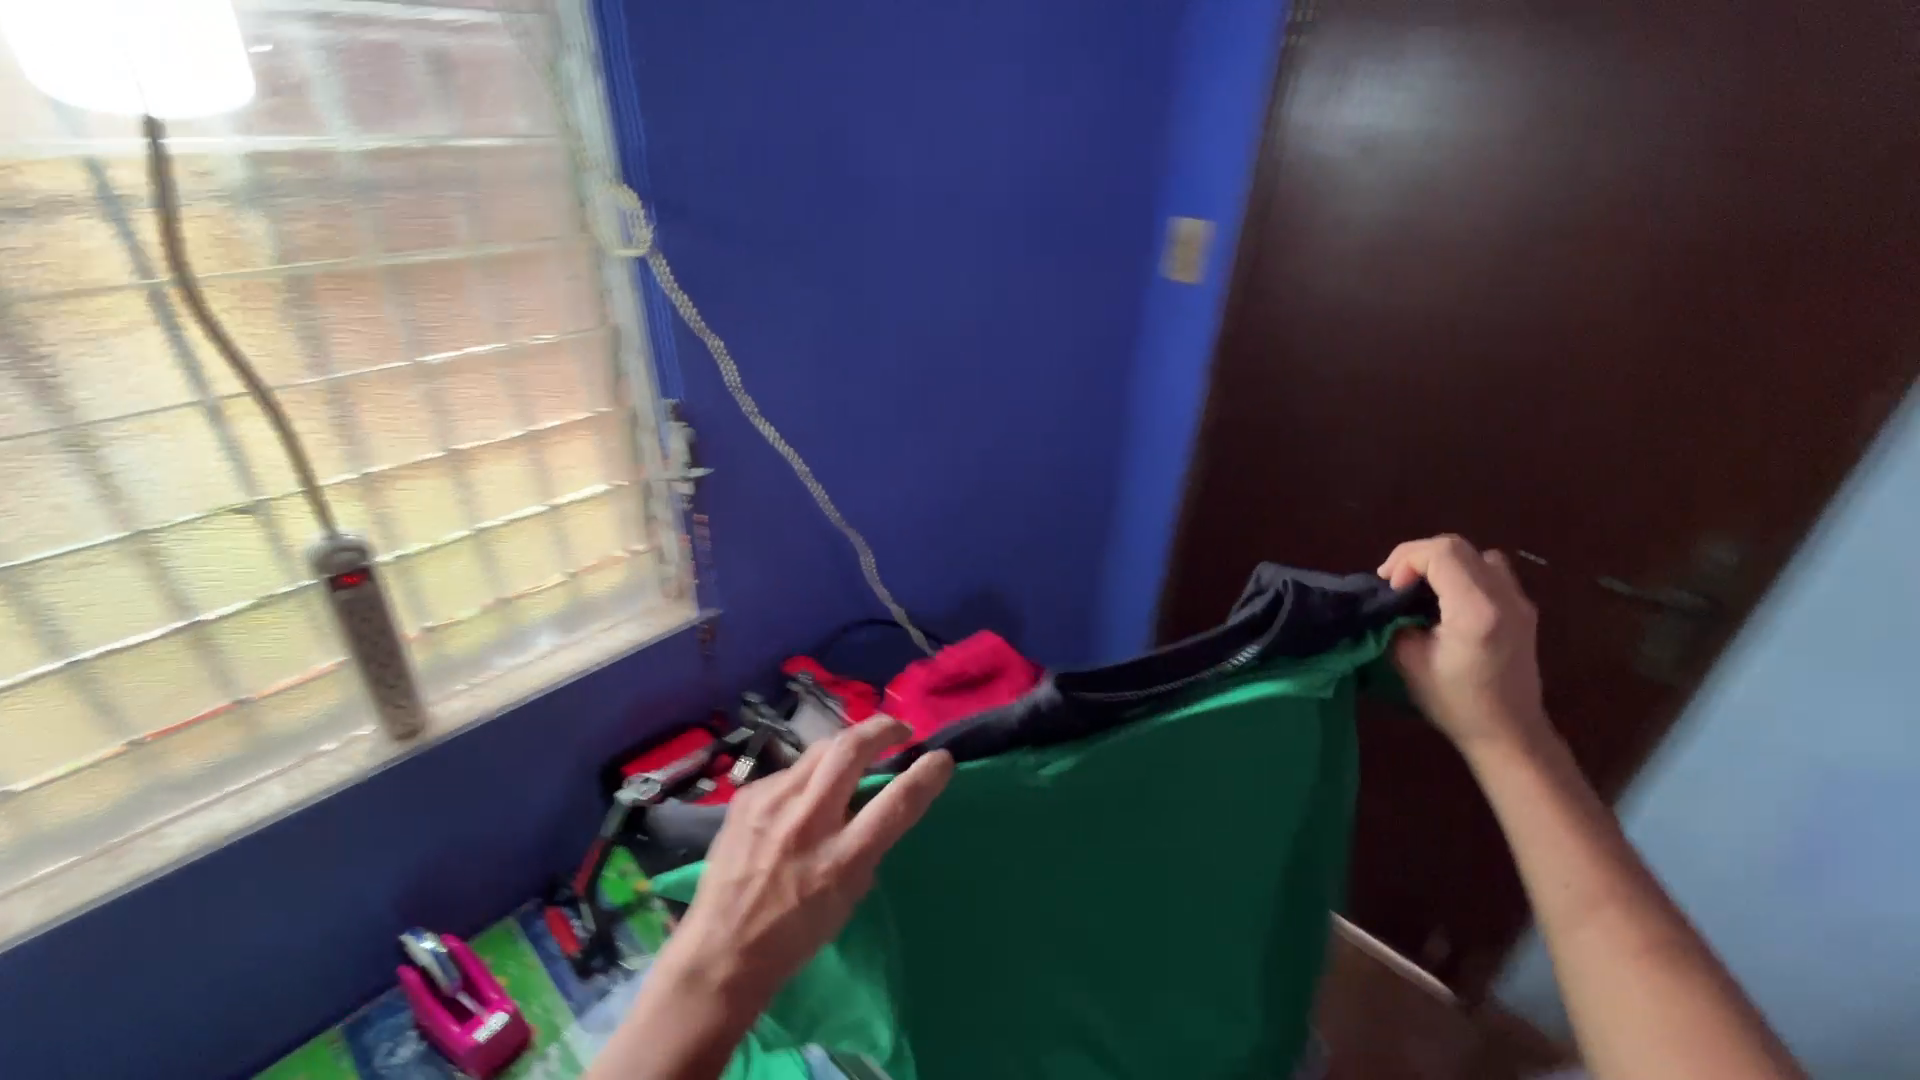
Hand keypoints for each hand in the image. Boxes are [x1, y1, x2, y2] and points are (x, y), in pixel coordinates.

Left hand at [650, 717, 953, 1015]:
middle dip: (883, 728)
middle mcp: (806, 821)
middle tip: (900, 730)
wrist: (721, 950)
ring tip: (855, 756)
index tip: (941, 759)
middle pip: (851, 748)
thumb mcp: (849, 896)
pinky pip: (790, 772)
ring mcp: (771, 803)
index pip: (896, 801)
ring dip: (846, 747)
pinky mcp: (747, 797)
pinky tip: (804, 796)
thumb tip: (876, 805)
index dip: (926, 773)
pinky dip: (808, 776)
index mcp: (841, 858)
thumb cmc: (795, 934)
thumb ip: (867, 846)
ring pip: (820, 749)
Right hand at [1378, 535, 1550, 754]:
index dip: (1406, 559)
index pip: (1441, 553)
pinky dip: (1463, 573)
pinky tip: (1448, 601)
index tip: (1390, 587)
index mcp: (1476, 609)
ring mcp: (1519, 601)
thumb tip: (1393, 600)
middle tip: (1395, 583)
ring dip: (1443, 563)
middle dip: (1417, 557)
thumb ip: (1398, 619)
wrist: (1508, 732)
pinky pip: (1491, 572)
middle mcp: (1504, 597)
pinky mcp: (1523, 610)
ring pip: (1477, 555)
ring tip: (1422, 589)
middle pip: (1457, 546)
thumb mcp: (1409, 660)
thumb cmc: (1454, 702)